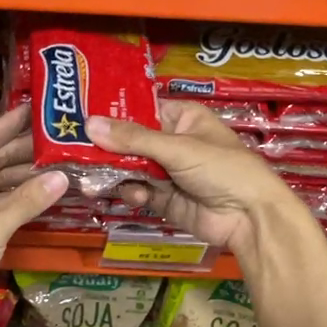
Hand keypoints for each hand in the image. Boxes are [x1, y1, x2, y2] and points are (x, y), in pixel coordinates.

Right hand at [88, 100, 316, 260]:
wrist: (249, 217)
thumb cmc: (221, 168)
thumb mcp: (177, 148)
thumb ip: (133, 139)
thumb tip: (89, 124)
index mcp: (181, 118)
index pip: (140, 109)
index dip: (113, 113)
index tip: (82, 116)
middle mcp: (172, 141)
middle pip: (129, 141)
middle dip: (107, 148)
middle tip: (77, 151)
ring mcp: (167, 171)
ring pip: (129, 167)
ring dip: (115, 173)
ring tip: (94, 177)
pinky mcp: (163, 197)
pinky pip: (137, 190)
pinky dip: (131, 193)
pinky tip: (134, 196)